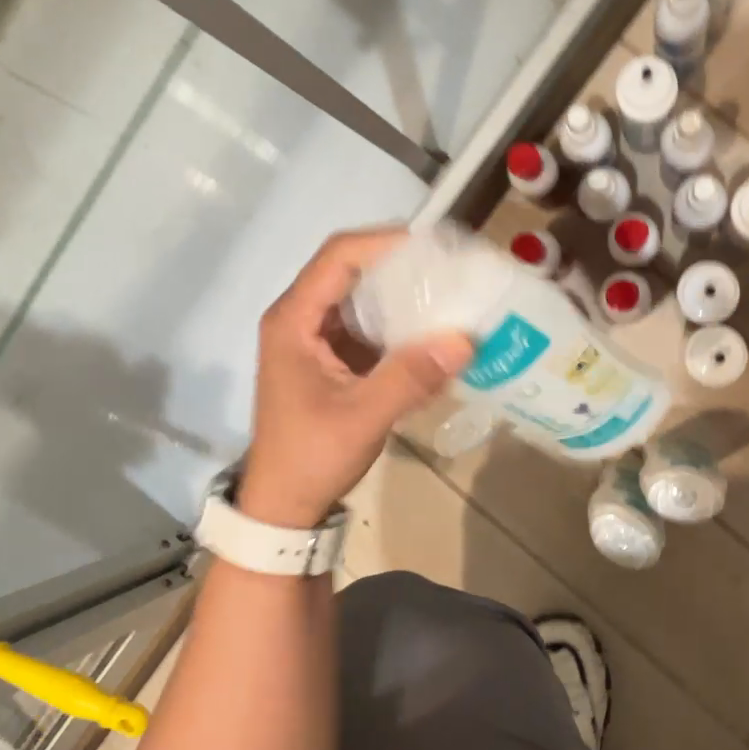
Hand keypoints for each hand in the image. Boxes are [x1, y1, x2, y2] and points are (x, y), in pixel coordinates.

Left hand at [239, 228, 473, 528]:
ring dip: (402, 298)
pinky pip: (368, 329)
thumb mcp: (362, 417)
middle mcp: (300, 320)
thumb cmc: (311, 458)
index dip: (384, 242)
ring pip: (362, 300)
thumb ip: (410, 377)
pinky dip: (399, 328)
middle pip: (351, 272)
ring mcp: (315, 341)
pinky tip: (433, 336)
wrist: (283, 507)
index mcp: (293, 321)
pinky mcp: (331, 362)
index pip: (338, 257)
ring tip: (450, 297)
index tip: (433, 249)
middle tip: (451, 271)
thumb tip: (465, 339)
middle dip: (400, 267)